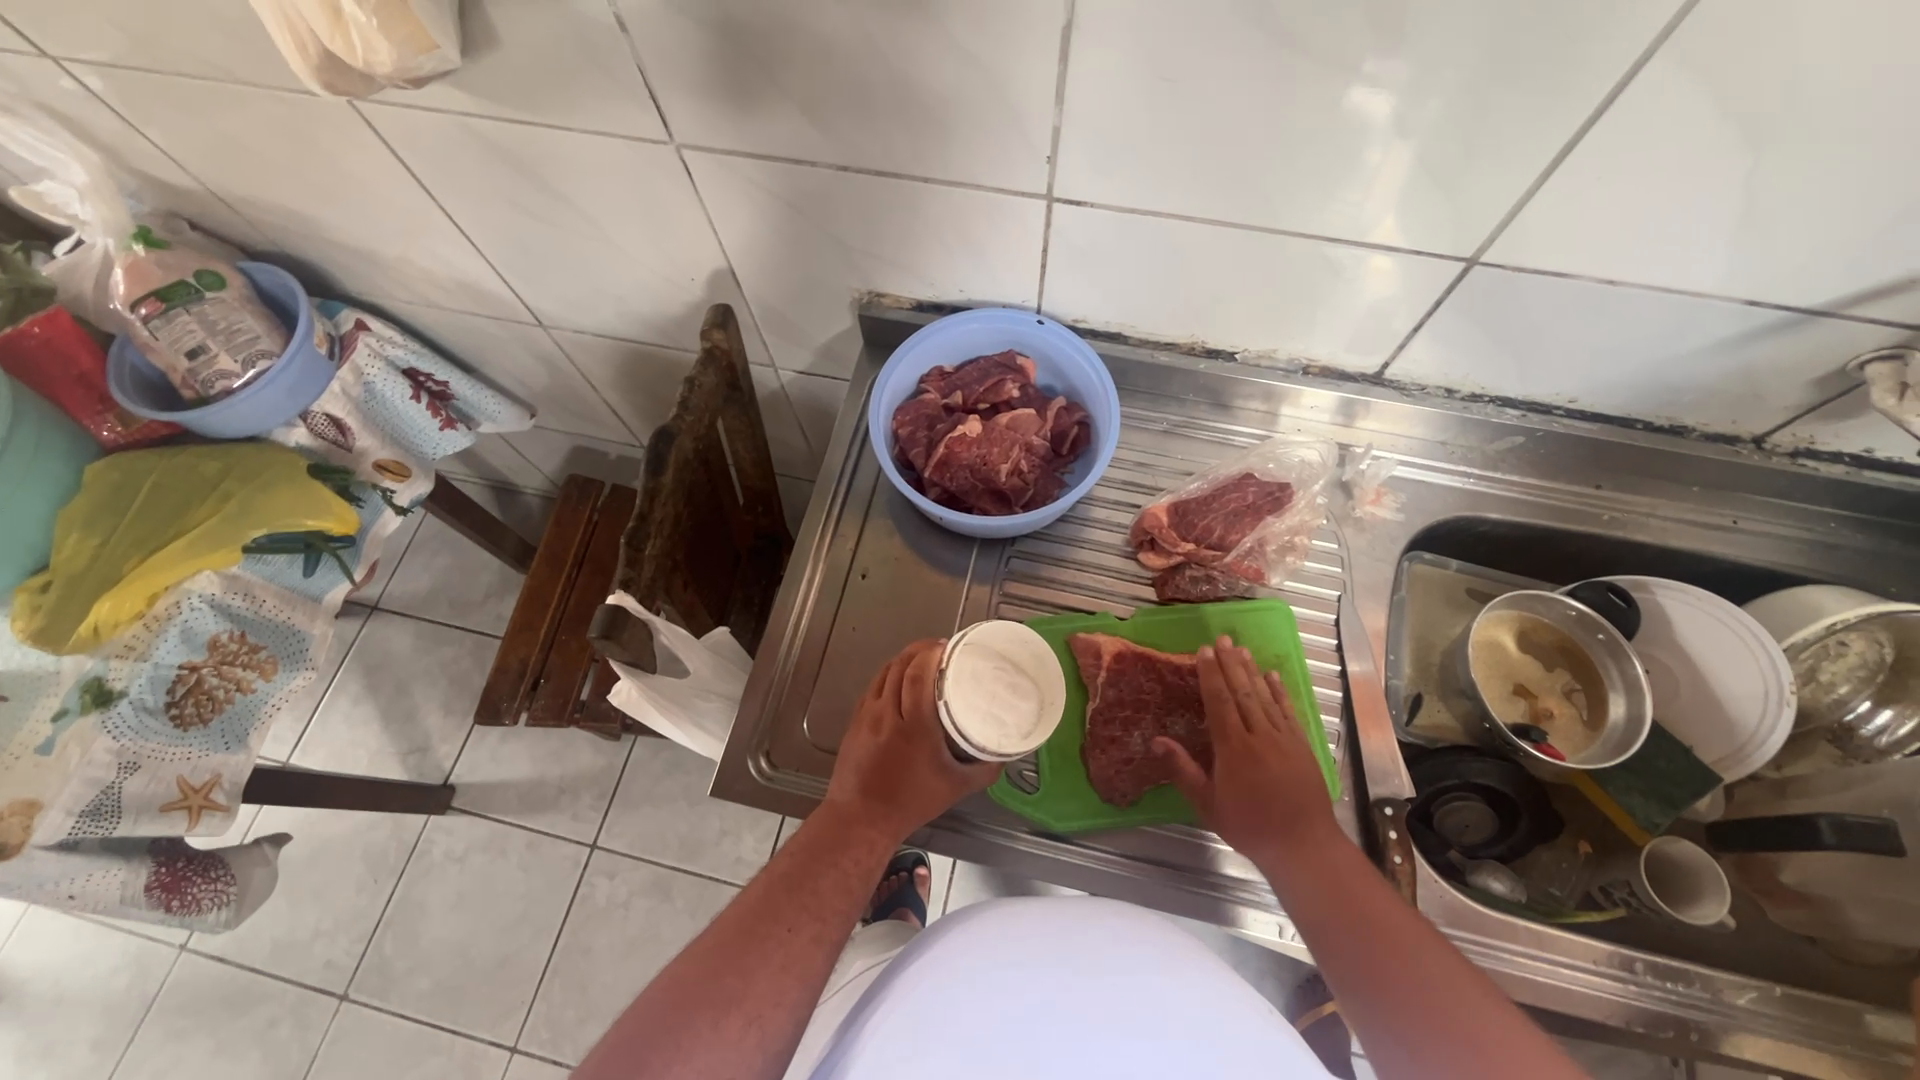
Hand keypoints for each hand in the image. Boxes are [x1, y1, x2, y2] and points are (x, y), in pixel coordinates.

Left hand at [822, 639, 1000, 845]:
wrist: (861, 818)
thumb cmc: (910, 803)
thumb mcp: (956, 788)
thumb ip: (985, 770)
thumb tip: (1004, 754)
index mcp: (915, 724)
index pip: (919, 673)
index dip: (932, 653)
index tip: (948, 647)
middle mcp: (888, 713)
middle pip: (901, 665)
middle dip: (920, 650)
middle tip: (940, 648)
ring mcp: (868, 715)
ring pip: (884, 673)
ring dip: (903, 659)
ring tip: (922, 658)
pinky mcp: (855, 721)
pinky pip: (873, 687)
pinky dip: (888, 675)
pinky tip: (899, 679)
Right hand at [1153, 634, 1340, 870]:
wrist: (1303, 845)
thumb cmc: (1249, 826)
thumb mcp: (1207, 804)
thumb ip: (1182, 770)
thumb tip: (1156, 741)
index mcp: (1233, 748)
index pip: (1219, 702)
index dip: (1211, 674)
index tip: (1204, 651)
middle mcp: (1259, 735)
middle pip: (1242, 691)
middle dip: (1230, 663)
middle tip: (1222, 638)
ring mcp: (1284, 738)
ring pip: (1264, 697)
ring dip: (1252, 671)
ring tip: (1241, 649)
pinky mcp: (1302, 745)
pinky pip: (1288, 711)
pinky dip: (1279, 691)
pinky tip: (1272, 676)